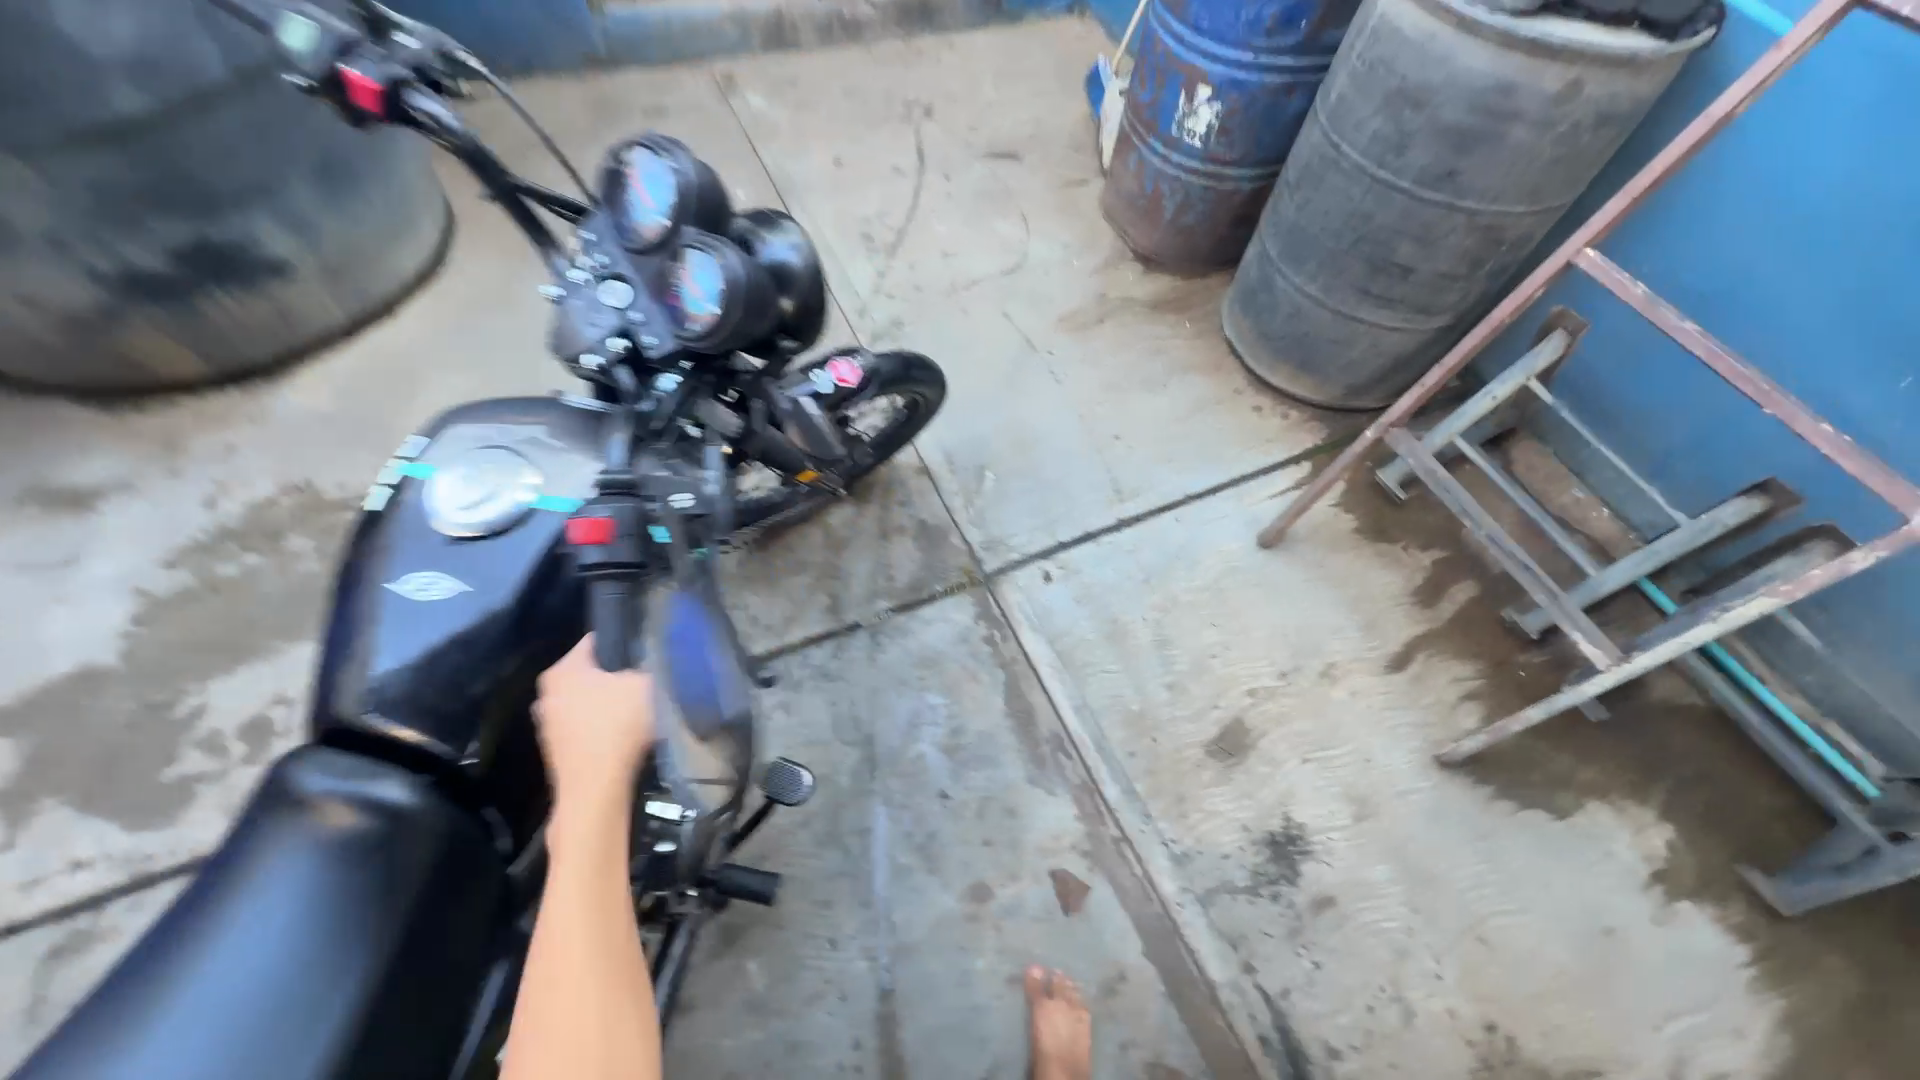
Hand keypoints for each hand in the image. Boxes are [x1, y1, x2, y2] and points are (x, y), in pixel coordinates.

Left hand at [534, 635, 655, 810]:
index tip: (642, 653)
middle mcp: (546, 692)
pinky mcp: (554, 750)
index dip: (621, 643)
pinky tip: (620, 738)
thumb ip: (644, 667)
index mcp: (562, 669)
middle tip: (640, 684)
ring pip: (584, 702)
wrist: (596, 788)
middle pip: (588, 674)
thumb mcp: (644, 685)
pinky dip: (599, 729)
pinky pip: (583, 727)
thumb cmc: (617, 726)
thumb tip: (641, 666)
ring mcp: (546, 723)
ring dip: (605, 705)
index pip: (594, 641)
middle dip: (612, 677)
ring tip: (633, 713)